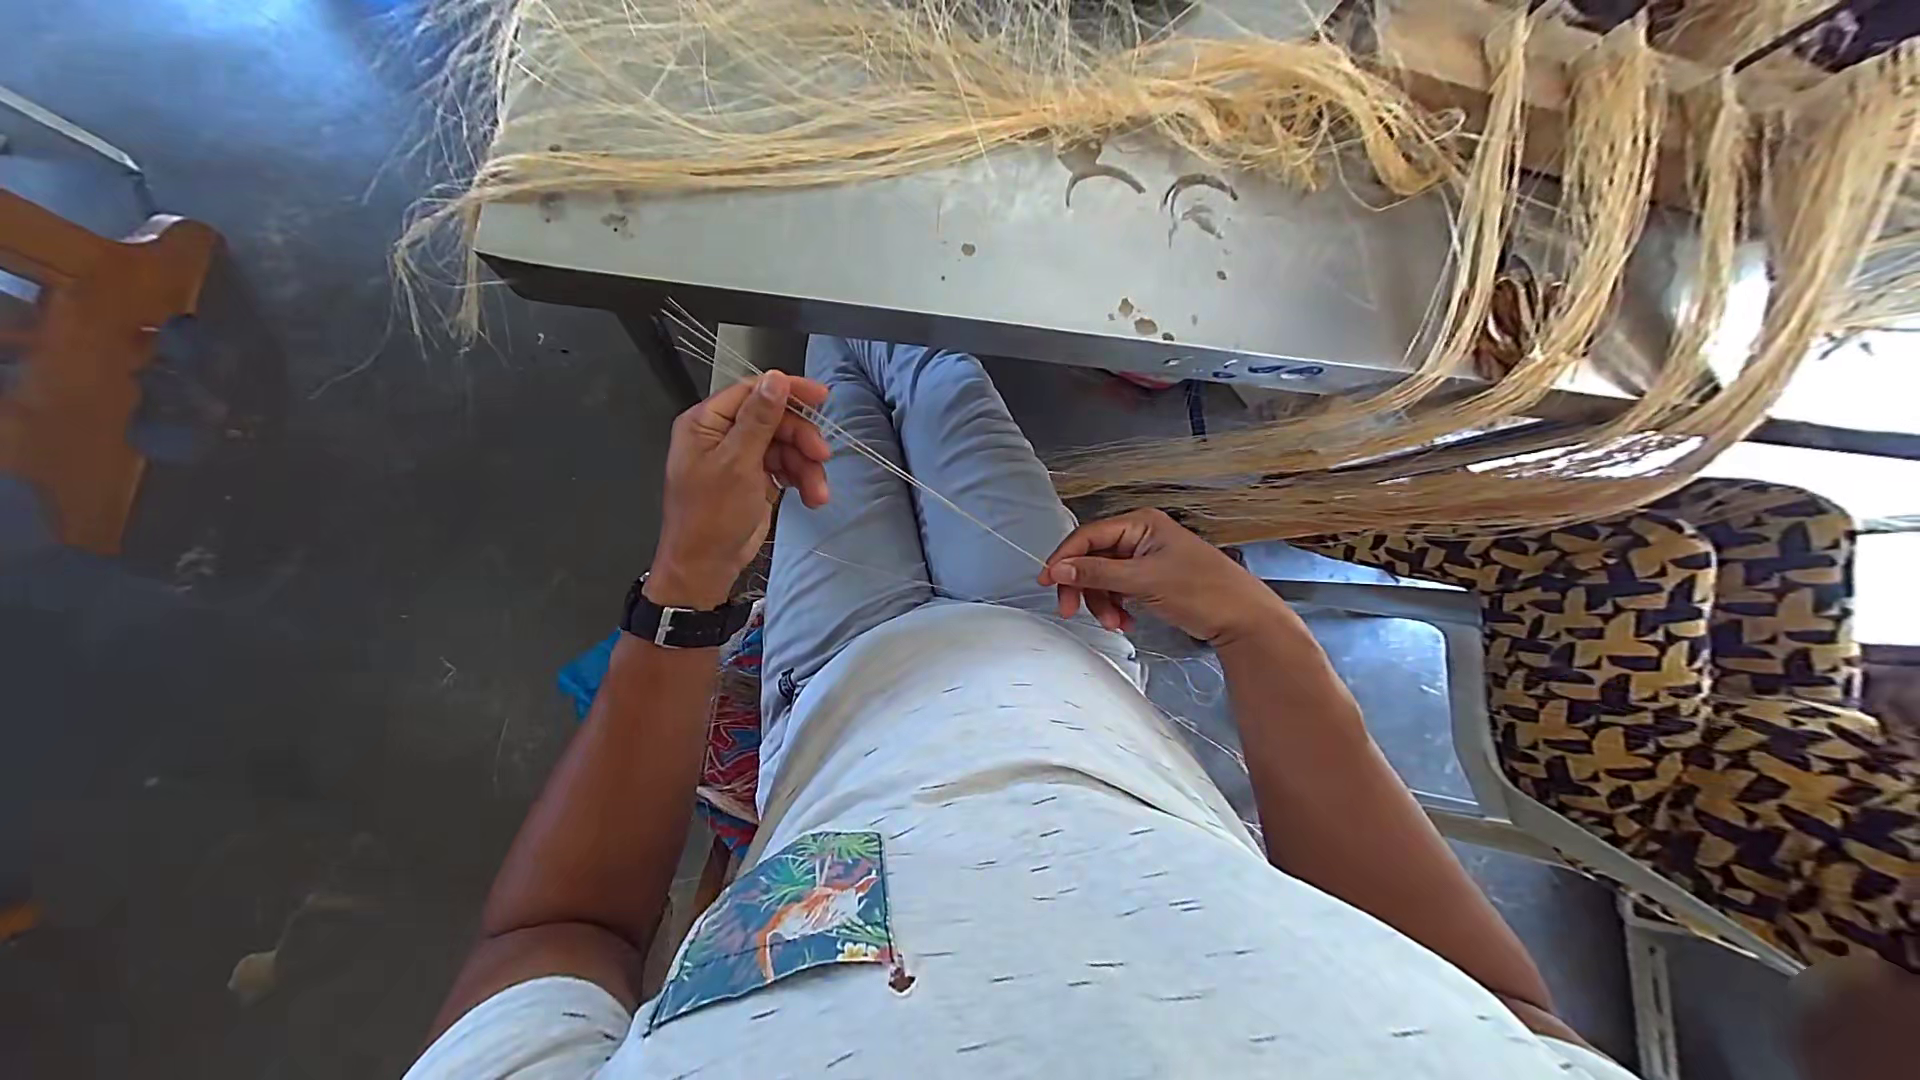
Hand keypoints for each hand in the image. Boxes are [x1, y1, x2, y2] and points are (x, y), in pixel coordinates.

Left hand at [648, 370, 830, 607]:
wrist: (705, 566)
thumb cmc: (709, 517)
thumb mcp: (737, 463)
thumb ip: (758, 419)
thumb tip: (775, 379)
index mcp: (707, 422)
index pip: (753, 392)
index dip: (789, 392)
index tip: (821, 397)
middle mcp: (724, 435)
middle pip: (776, 420)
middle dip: (802, 439)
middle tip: (822, 455)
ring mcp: (742, 457)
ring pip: (787, 446)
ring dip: (807, 467)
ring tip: (818, 492)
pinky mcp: (757, 479)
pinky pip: (787, 468)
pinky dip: (802, 480)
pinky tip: (812, 497)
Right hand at [1038, 508, 1294, 644]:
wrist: (1243, 619)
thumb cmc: (1205, 591)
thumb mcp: (1143, 581)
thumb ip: (1096, 573)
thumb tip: (1059, 569)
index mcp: (1141, 523)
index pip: (1088, 536)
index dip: (1064, 558)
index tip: (1048, 581)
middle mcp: (1141, 536)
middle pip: (1093, 558)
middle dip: (1084, 587)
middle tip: (1071, 609)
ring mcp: (1146, 558)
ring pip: (1104, 578)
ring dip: (1102, 602)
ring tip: (1115, 622)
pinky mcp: (1151, 579)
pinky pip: (1119, 589)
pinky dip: (1116, 606)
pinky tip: (1125, 620)